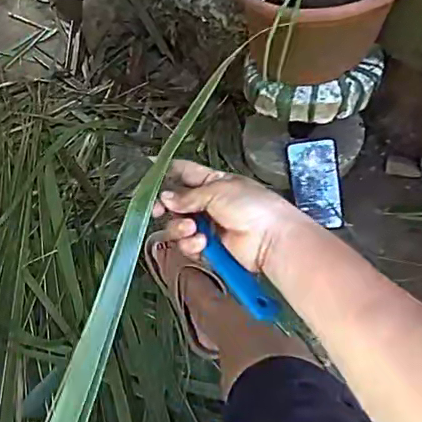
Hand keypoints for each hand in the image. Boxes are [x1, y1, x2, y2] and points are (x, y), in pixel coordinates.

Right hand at [150, 159, 308, 274]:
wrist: (271, 240)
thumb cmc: (253, 207)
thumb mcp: (217, 191)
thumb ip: (187, 195)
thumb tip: (164, 198)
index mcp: (214, 182)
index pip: (185, 173)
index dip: (167, 173)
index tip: (149, 177)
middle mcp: (208, 203)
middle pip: (175, 203)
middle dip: (166, 207)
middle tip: (161, 211)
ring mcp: (208, 226)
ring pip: (177, 226)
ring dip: (179, 228)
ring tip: (192, 229)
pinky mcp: (209, 248)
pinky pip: (188, 246)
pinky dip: (191, 245)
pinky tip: (202, 242)